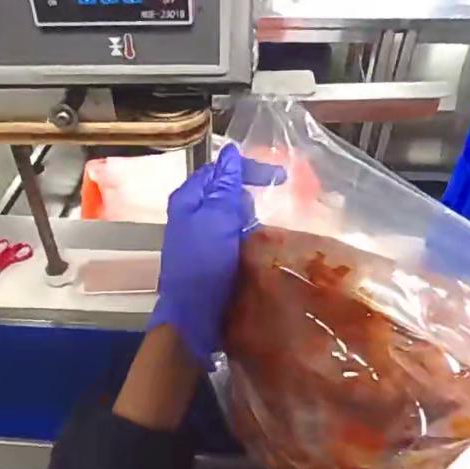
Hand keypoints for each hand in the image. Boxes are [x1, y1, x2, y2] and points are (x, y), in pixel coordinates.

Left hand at [149, 142, 283, 367]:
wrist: (194, 316)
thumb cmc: (204, 264)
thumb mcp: (217, 218)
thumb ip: (225, 184)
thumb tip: (231, 152)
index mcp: (188, 199)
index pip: (220, 170)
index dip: (248, 169)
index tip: (281, 178)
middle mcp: (191, 215)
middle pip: (227, 193)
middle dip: (249, 199)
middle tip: (260, 217)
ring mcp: (200, 238)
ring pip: (233, 218)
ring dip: (250, 222)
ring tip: (261, 236)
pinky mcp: (210, 258)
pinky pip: (233, 239)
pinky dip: (247, 240)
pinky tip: (257, 250)